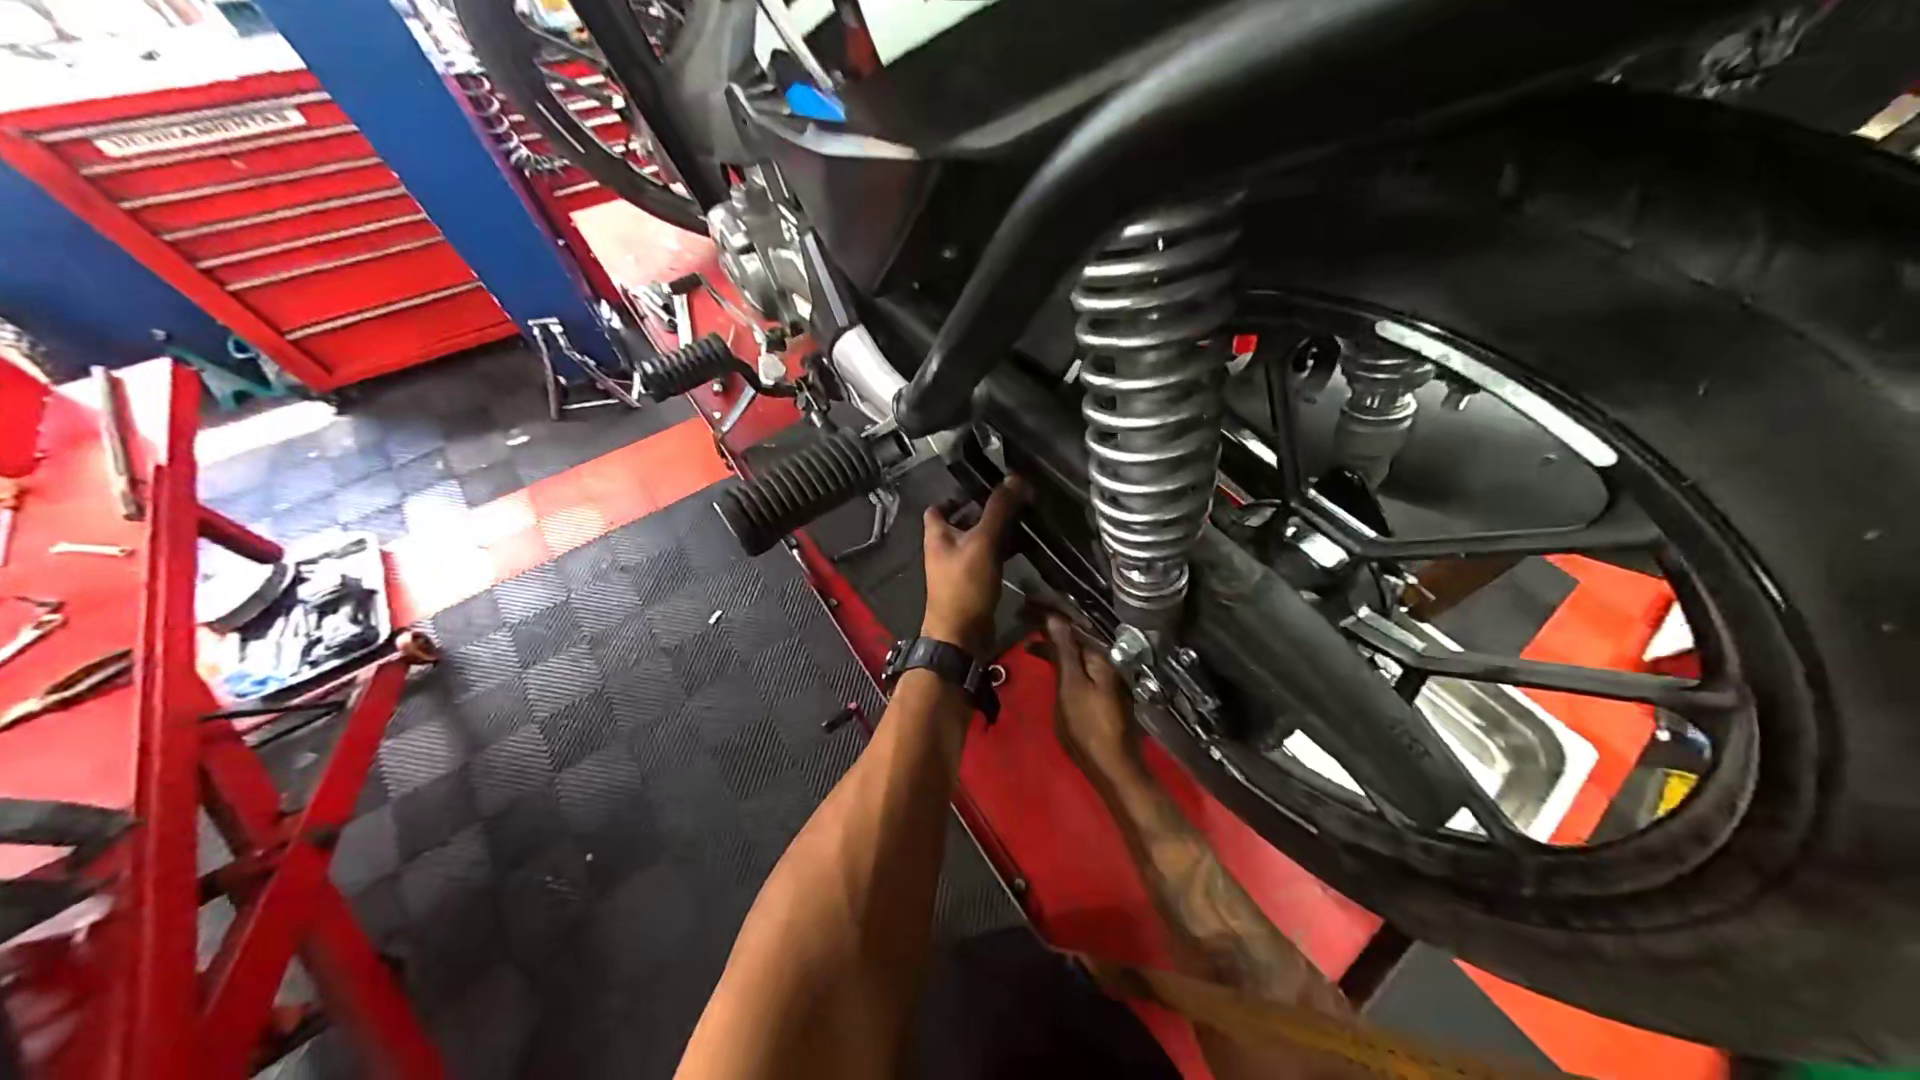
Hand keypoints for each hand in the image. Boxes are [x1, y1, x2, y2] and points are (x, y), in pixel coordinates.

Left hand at [920, 478, 1024, 655]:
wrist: (961, 637)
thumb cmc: (964, 586)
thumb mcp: (983, 543)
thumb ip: (999, 510)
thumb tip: (1016, 478)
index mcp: (937, 534)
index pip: (940, 505)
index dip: (959, 494)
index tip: (985, 486)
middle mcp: (945, 548)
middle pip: (965, 520)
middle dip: (988, 510)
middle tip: (1015, 500)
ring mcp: (960, 567)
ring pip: (980, 540)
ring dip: (999, 531)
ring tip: (1026, 519)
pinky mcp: (975, 583)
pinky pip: (990, 559)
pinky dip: (1004, 551)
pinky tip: (1025, 547)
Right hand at [1044, 615, 1135, 773]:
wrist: (1111, 764)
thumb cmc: (1087, 725)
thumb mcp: (1070, 684)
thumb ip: (1063, 650)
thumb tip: (1054, 617)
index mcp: (1101, 656)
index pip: (1073, 626)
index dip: (1051, 616)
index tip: (1029, 607)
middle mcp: (1107, 662)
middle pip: (1077, 638)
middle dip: (1052, 630)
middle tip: (1025, 622)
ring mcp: (1106, 677)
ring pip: (1077, 653)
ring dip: (1056, 646)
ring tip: (1031, 644)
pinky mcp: (1101, 692)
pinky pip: (1079, 666)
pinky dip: (1063, 661)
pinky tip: (1050, 663)